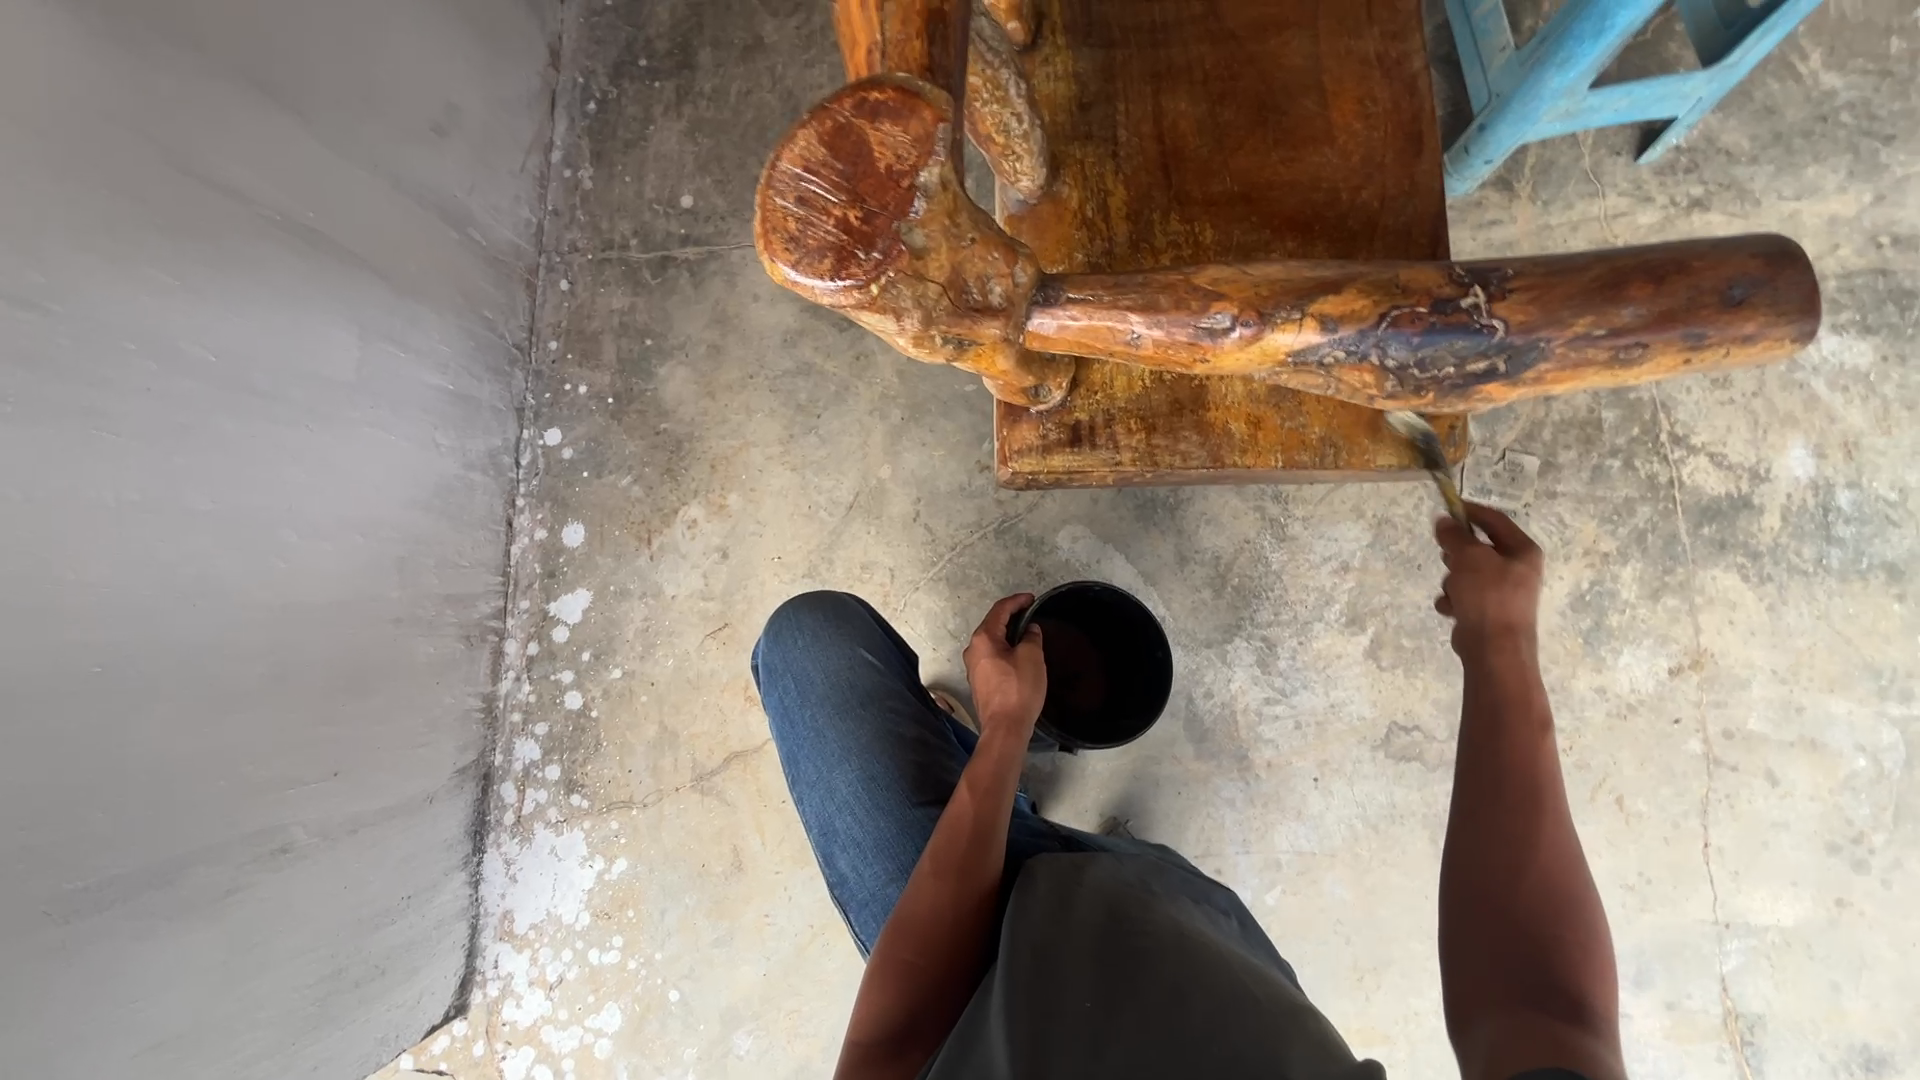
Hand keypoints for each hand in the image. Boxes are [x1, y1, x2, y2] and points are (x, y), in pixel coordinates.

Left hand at [962, 593, 1046, 738]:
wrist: (1005, 727)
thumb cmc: (1018, 690)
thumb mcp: (1032, 657)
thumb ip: (1031, 637)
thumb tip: (1029, 630)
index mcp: (984, 638)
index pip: (1000, 609)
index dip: (1017, 601)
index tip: (1032, 598)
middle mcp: (973, 649)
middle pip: (992, 624)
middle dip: (1012, 616)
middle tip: (1031, 613)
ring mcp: (974, 666)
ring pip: (992, 641)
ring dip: (1008, 634)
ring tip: (1027, 633)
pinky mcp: (979, 681)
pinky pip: (992, 656)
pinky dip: (1005, 649)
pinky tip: (1018, 654)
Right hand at [1435, 503, 1543, 656]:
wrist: (1494, 648)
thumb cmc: (1488, 597)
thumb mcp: (1469, 558)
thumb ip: (1455, 536)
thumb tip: (1443, 520)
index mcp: (1522, 551)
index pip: (1494, 520)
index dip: (1470, 511)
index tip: (1446, 507)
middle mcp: (1517, 568)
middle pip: (1477, 547)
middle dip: (1456, 554)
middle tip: (1446, 557)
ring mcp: (1503, 590)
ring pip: (1465, 572)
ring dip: (1452, 580)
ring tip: (1453, 592)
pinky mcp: (1488, 609)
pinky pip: (1463, 594)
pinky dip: (1454, 600)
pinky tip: (1454, 610)